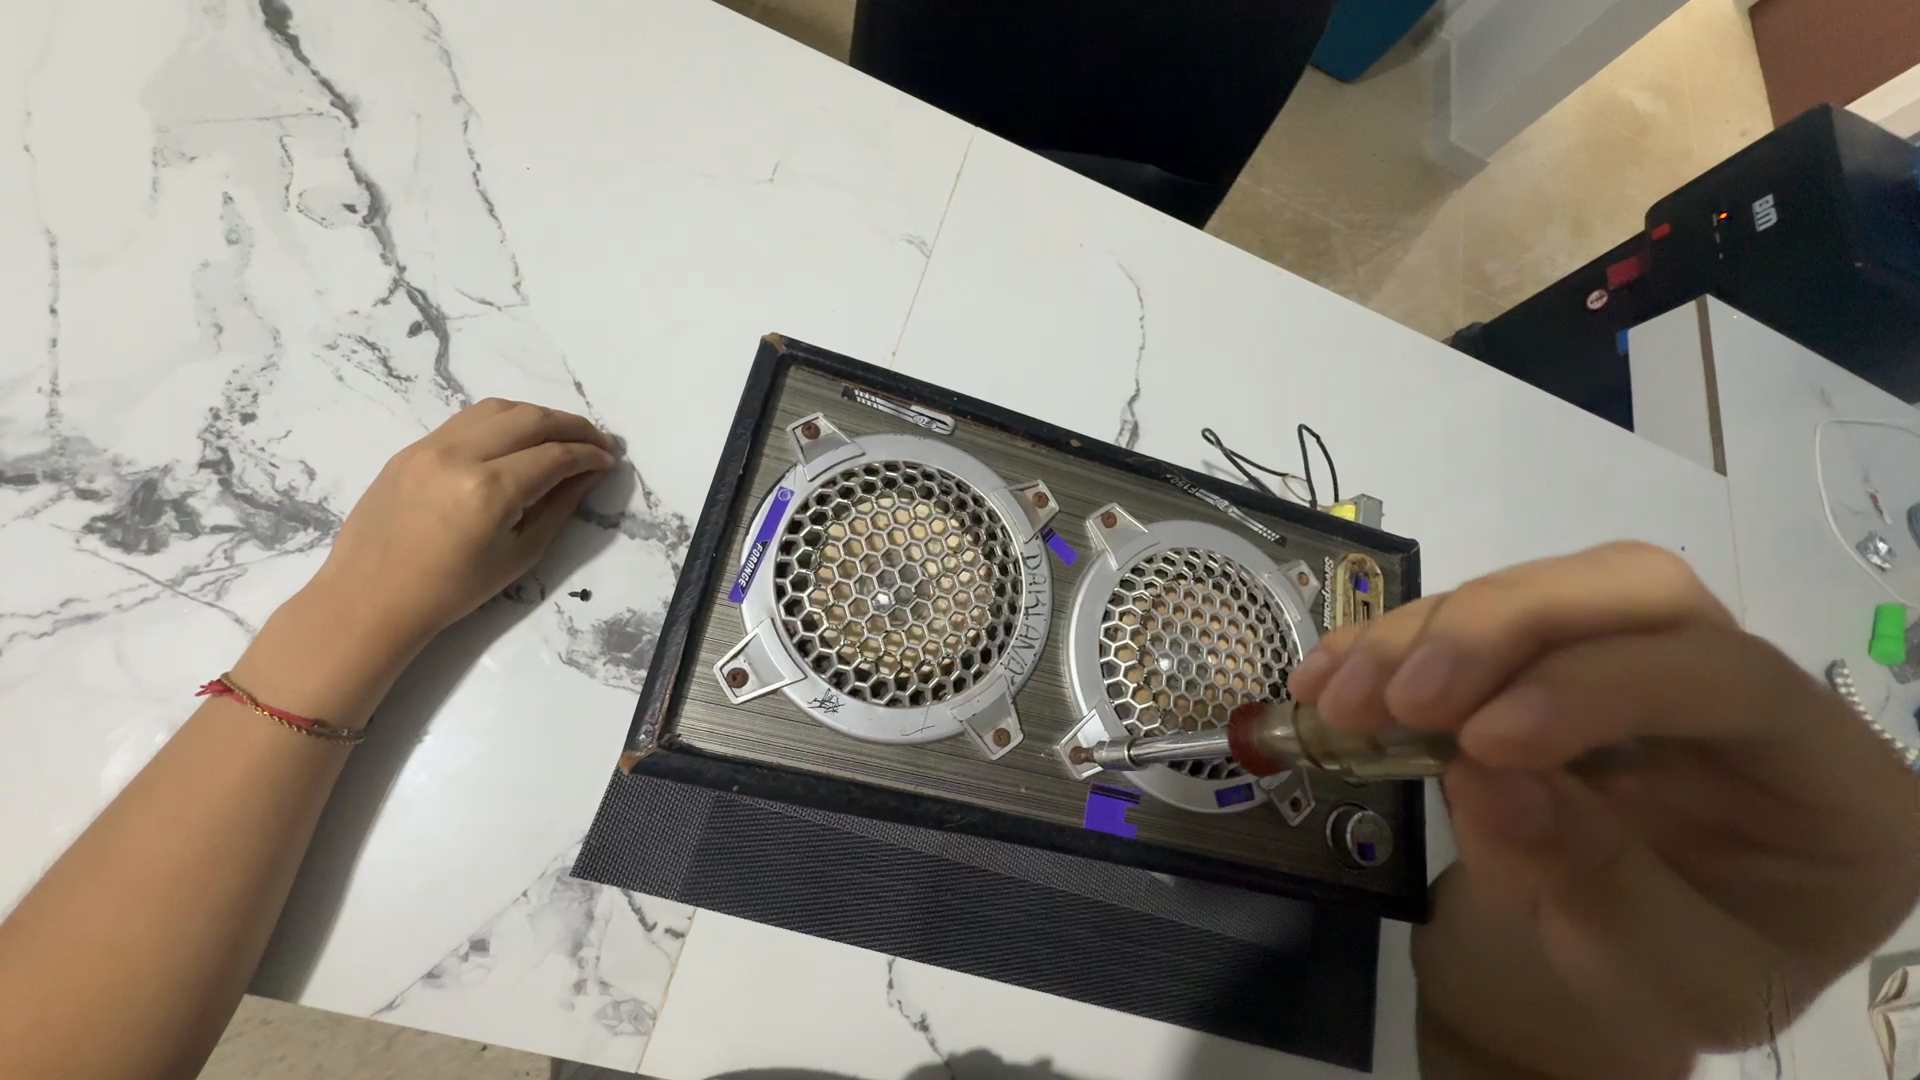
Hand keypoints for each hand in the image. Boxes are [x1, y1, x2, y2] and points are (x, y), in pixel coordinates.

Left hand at [308, 398, 614, 648]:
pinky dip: (505, 421)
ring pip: (500, 409)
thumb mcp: (523, 552)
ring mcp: (431, 446)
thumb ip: (560, 505)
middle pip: (532, 419)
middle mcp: (460, 456)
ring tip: (562, 436)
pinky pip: (469, 420)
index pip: (556, 455)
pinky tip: (521, 440)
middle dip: (573, 426)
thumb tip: (589, 473)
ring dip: (540, 416)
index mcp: (490, 490)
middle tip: (597, 442)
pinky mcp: (413, 448)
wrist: (371, 596)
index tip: (609, 461)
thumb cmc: (454, 588)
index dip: (590, 455)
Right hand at [1289, 543, 1919, 1078]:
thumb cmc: (1645, 981)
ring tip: (1339, 703)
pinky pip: (1452, 618)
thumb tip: (1485, 775)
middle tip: (1404, 695)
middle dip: (1497, 624)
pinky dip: (1378, 641)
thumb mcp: (1658, 979)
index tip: (1472, 744)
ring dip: (1416, 636)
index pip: (1723, 676)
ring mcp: (1616, 659)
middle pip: (1628, 587)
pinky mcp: (1524, 659)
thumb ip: (1599, 886)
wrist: (1581, 962)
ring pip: (1526, 589)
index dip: (1589, 689)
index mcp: (1820, 778)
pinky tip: (1322, 681)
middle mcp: (1727, 691)